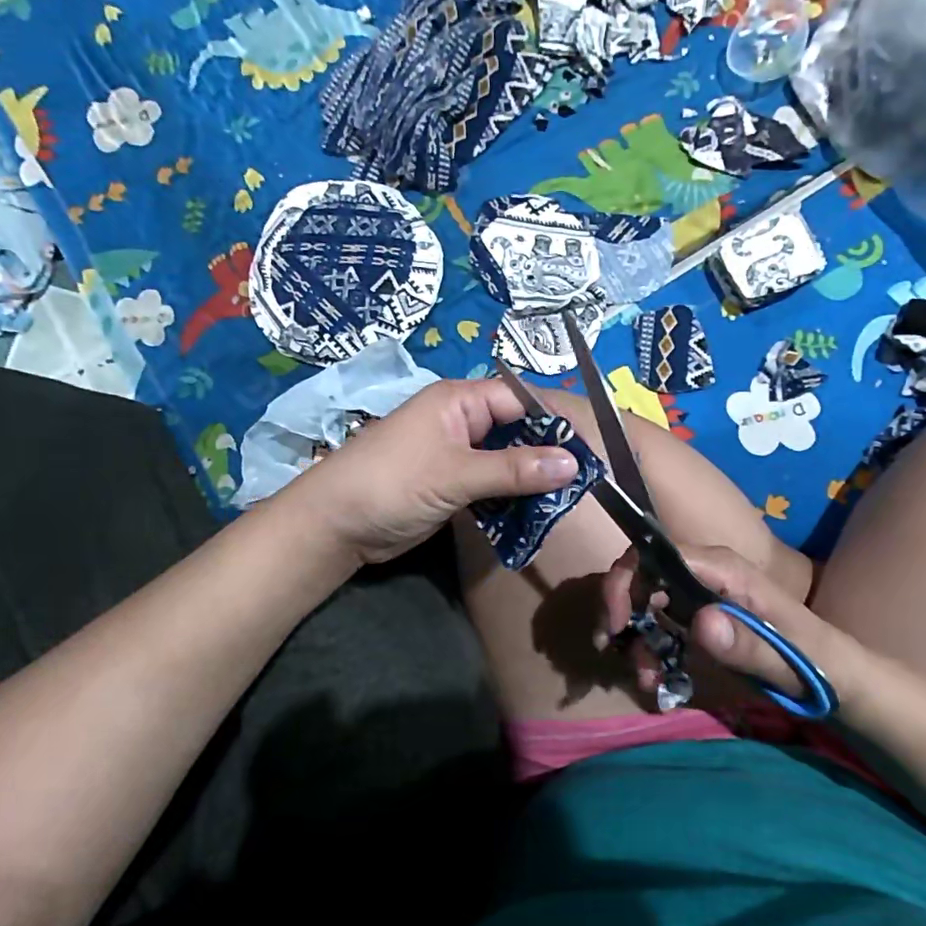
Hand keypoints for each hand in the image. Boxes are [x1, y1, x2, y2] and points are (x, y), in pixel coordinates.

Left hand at [286, 378, 579, 563]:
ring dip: (534, 478)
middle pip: (520, 429)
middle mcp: (464, 421)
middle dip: (549, 452)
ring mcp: (459, 454)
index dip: (556, 420)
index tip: (592, 447)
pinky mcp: (455, 484)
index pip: (522, 399)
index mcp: (461, 401)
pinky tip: (539, 512)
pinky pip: (496, 484)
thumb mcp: (455, 474)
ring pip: (510, 459)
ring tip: (570, 499)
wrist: (334, 526)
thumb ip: (513, 470)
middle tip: (587, 479)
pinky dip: (515, 496)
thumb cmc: (390, 483)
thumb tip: (573, 463)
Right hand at [601, 545, 864, 703]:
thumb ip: (751, 644)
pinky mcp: (699, 619)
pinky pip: (658, 624)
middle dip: (619, 608)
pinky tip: (654, 679)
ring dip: (632, 636)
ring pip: (643, 599)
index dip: (629, 578)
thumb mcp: (793, 659)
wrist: (840, 678)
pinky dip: (645, 648)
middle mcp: (708, 575)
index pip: (662, 552)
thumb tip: (700, 622)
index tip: (617, 622)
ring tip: (646, 679)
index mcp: (728, 570)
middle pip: (642, 571)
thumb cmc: (823, 663)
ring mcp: (701, 596)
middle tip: (613, 649)